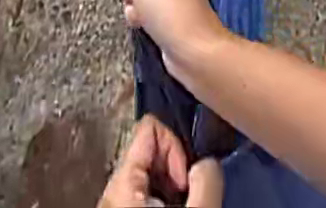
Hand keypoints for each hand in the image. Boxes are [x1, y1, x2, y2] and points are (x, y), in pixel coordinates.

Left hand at [97, 115, 223, 206]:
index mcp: (121, 179)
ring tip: (186, 204)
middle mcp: (115, 187)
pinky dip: (168, 199)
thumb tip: (210, 161)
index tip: (186, 175)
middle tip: (189, 193)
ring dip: (175, 185)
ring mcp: (120, 202)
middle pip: (153, 148)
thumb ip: (206, 178)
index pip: (150, 125)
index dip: (176, 143)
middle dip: (178, 166)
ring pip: (154, 173)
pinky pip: (150, 193)